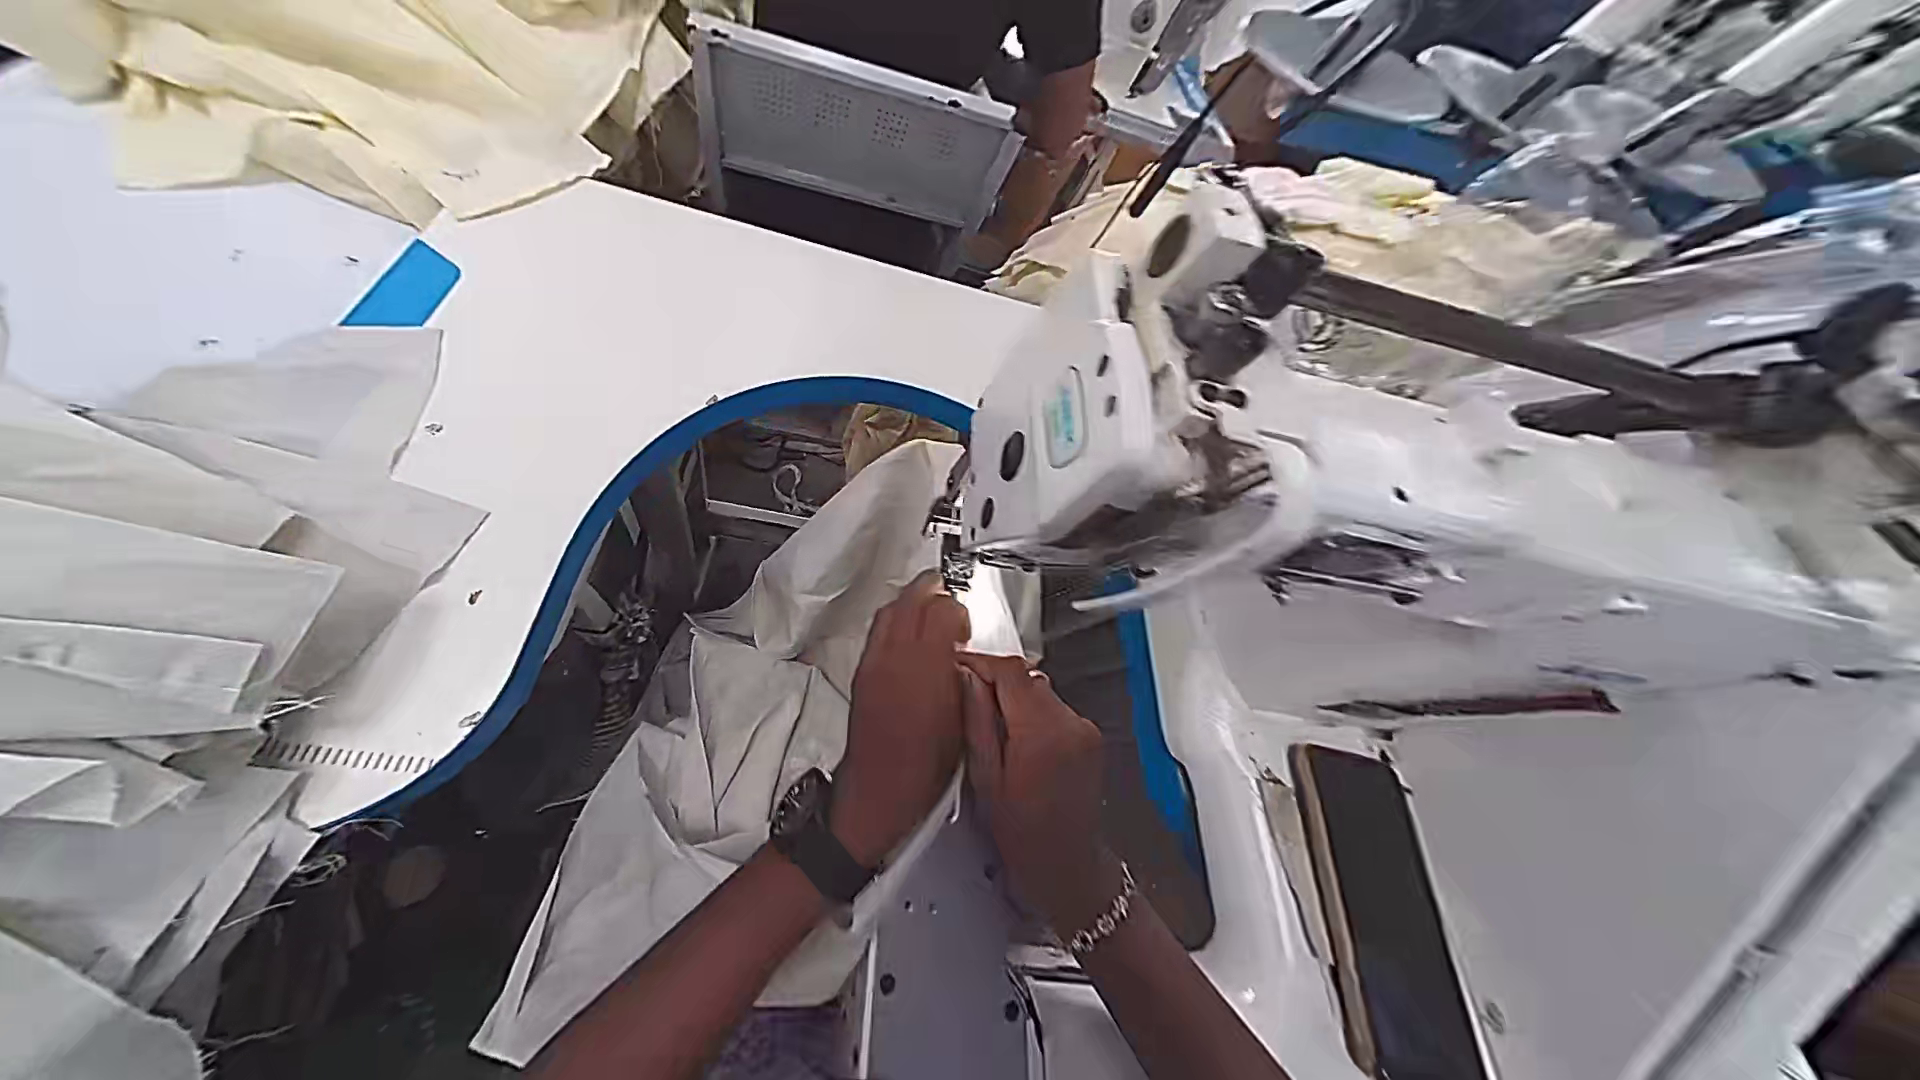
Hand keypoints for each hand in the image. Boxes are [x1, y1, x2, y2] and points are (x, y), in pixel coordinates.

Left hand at [830, 571, 970, 866]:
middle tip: (948, 599)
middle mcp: (896, 657)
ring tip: (929, 614)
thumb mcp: (962, 719)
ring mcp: (875, 662)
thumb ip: (965, 677)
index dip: (958, 610)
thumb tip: (965, 655)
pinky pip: (878, 631)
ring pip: (890, 611)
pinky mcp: (862, 673)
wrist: (880, 787)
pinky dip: (895, 622)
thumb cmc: (923, 765)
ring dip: (911, 603)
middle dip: (933, 591)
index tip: (965, 624)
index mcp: (927, 666)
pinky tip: (908, 638)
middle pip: (911, 599)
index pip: (941, 610)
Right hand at [957, 653, 1119, 933]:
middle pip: (1027, 677)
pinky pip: (1053, 707)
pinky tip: (1015, 738)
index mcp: (1043, 734)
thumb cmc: (1024, 836)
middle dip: (994, 679)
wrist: (1067, 867)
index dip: (981, 662)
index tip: (960, 664)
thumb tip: (966, 680)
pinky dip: (1031, 712)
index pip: (1011, 671)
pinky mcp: (1089, 735)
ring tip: (989, 724)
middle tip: (966, 694)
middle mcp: (1070, 725)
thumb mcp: (986, 779)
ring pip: (1039, 690)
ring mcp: (1084, 729)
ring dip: (1013, 696)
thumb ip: (976, 722)